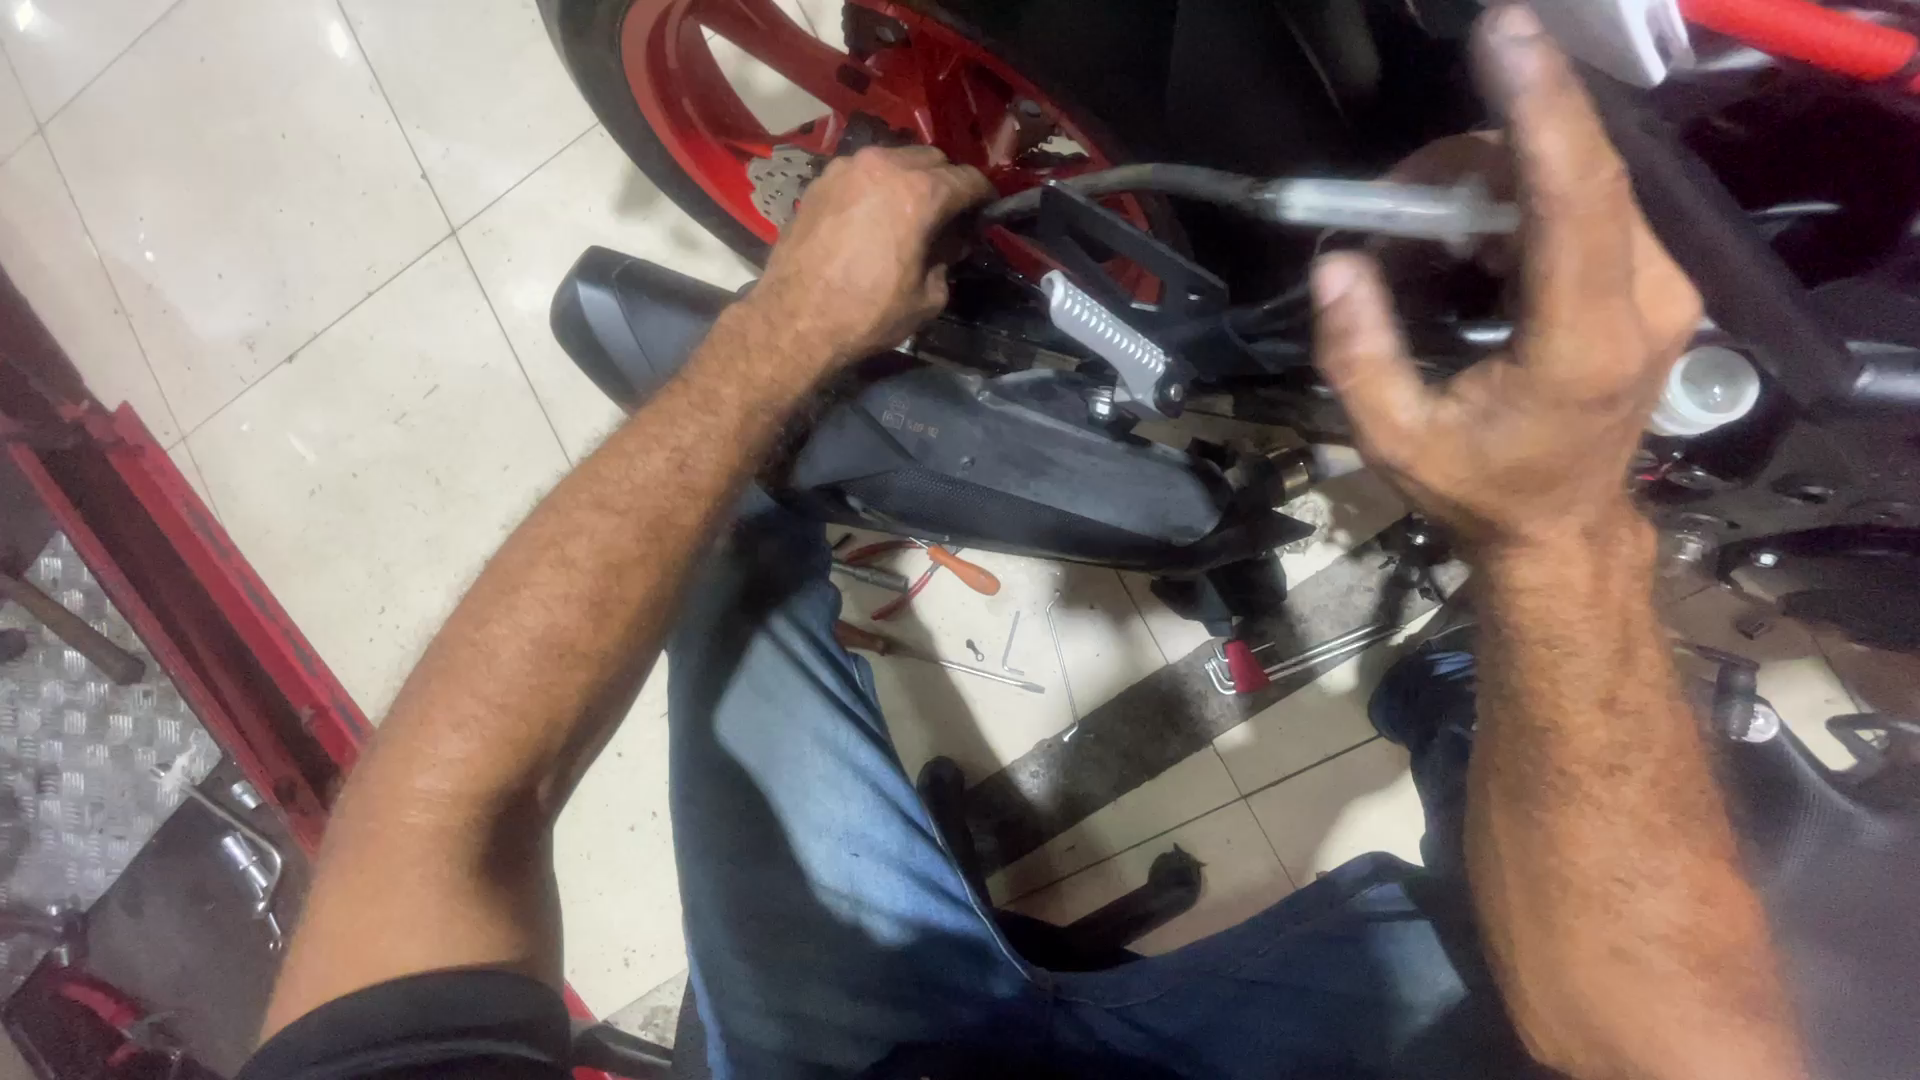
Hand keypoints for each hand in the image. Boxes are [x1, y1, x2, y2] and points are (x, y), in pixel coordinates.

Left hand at [749, 145, 994, 362]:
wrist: (796, 320)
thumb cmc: (867, 315)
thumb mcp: (927, 299)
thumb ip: (947, 261)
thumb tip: (950, 244)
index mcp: (919, 194)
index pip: (967, 180)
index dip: (983, 197)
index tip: (985, 212)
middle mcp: (884, 167)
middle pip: (931, 160)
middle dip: (946, 183)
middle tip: (947, 216)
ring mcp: (847, 169)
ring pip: (894, 160)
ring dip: (909, 180)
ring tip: (908, 214)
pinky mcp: (821, 181)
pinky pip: (862, 172)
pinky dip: (877, 187)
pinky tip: (873, 217)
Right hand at [1310, 4, 1700, 557]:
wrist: (1557, 525)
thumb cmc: (1475, 488)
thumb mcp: (1391, 439)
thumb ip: (1357, 354)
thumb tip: (1337, 264)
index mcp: (1582, 341)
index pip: (1576, 195)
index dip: (1538, 108)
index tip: (1500, 36)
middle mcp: (1646, 299)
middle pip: (1576, 173)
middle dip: (1480, 154)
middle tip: (1389, 196)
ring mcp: (1662, 287)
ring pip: (1582, 183)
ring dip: (1491, 181)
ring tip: (1412, 225)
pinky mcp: (1653, 284)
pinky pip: (1585, 209)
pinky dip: (1514, 203)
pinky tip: (1461, 239)